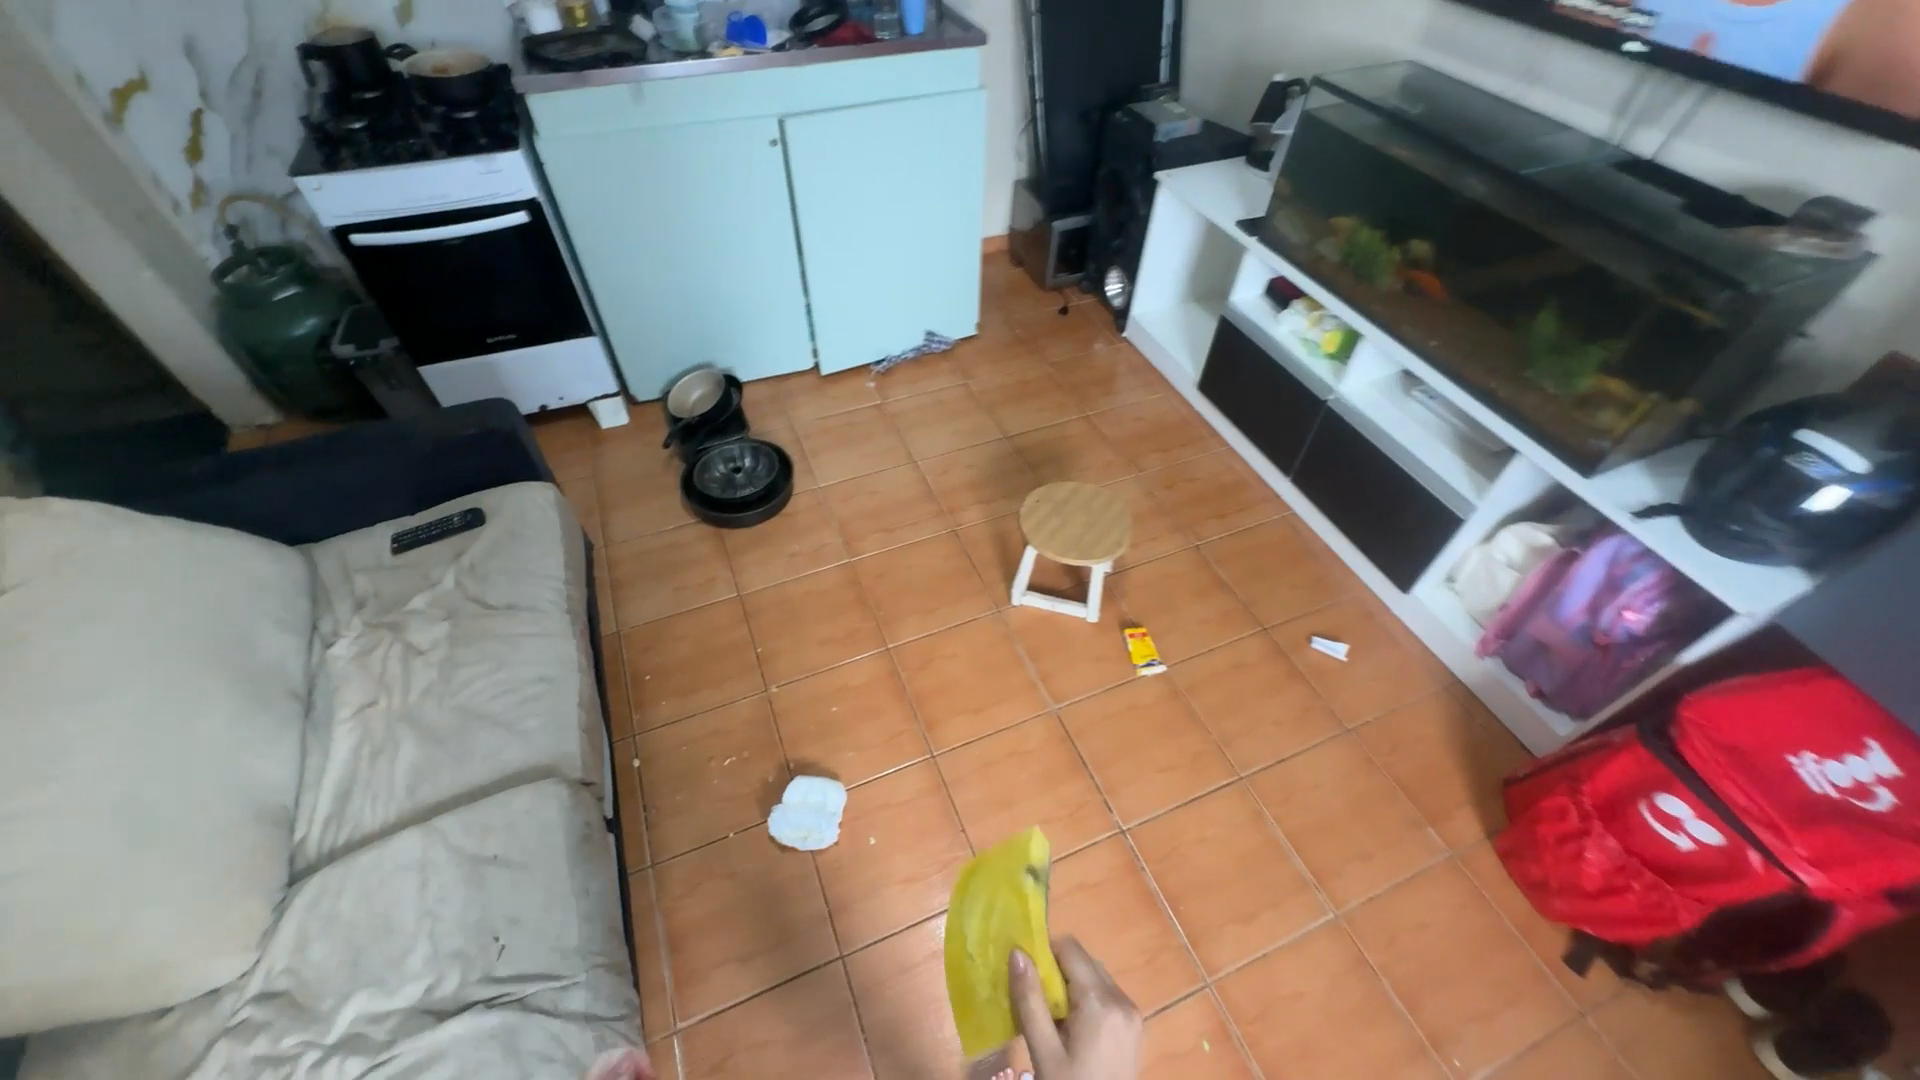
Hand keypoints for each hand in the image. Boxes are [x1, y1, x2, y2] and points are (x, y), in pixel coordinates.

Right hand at [1008, 937, 1142, 1079]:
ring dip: (1072, 986)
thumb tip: (1016, 952)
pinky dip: (1087, 1000)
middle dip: (1057, 972)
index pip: (1070, 948)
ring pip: (1096, 976)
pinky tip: (1073, 1030)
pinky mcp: (1135, 1026)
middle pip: (1084, 960)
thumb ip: (1030, 1000)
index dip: (1045, 953)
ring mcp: (1132, 1013)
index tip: (1026, 975)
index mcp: (1101, 1001)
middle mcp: (1122, 999)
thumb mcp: (1043, 1050)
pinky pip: (1107, 995)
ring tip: (1054, 1020)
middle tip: (1037, 1001)